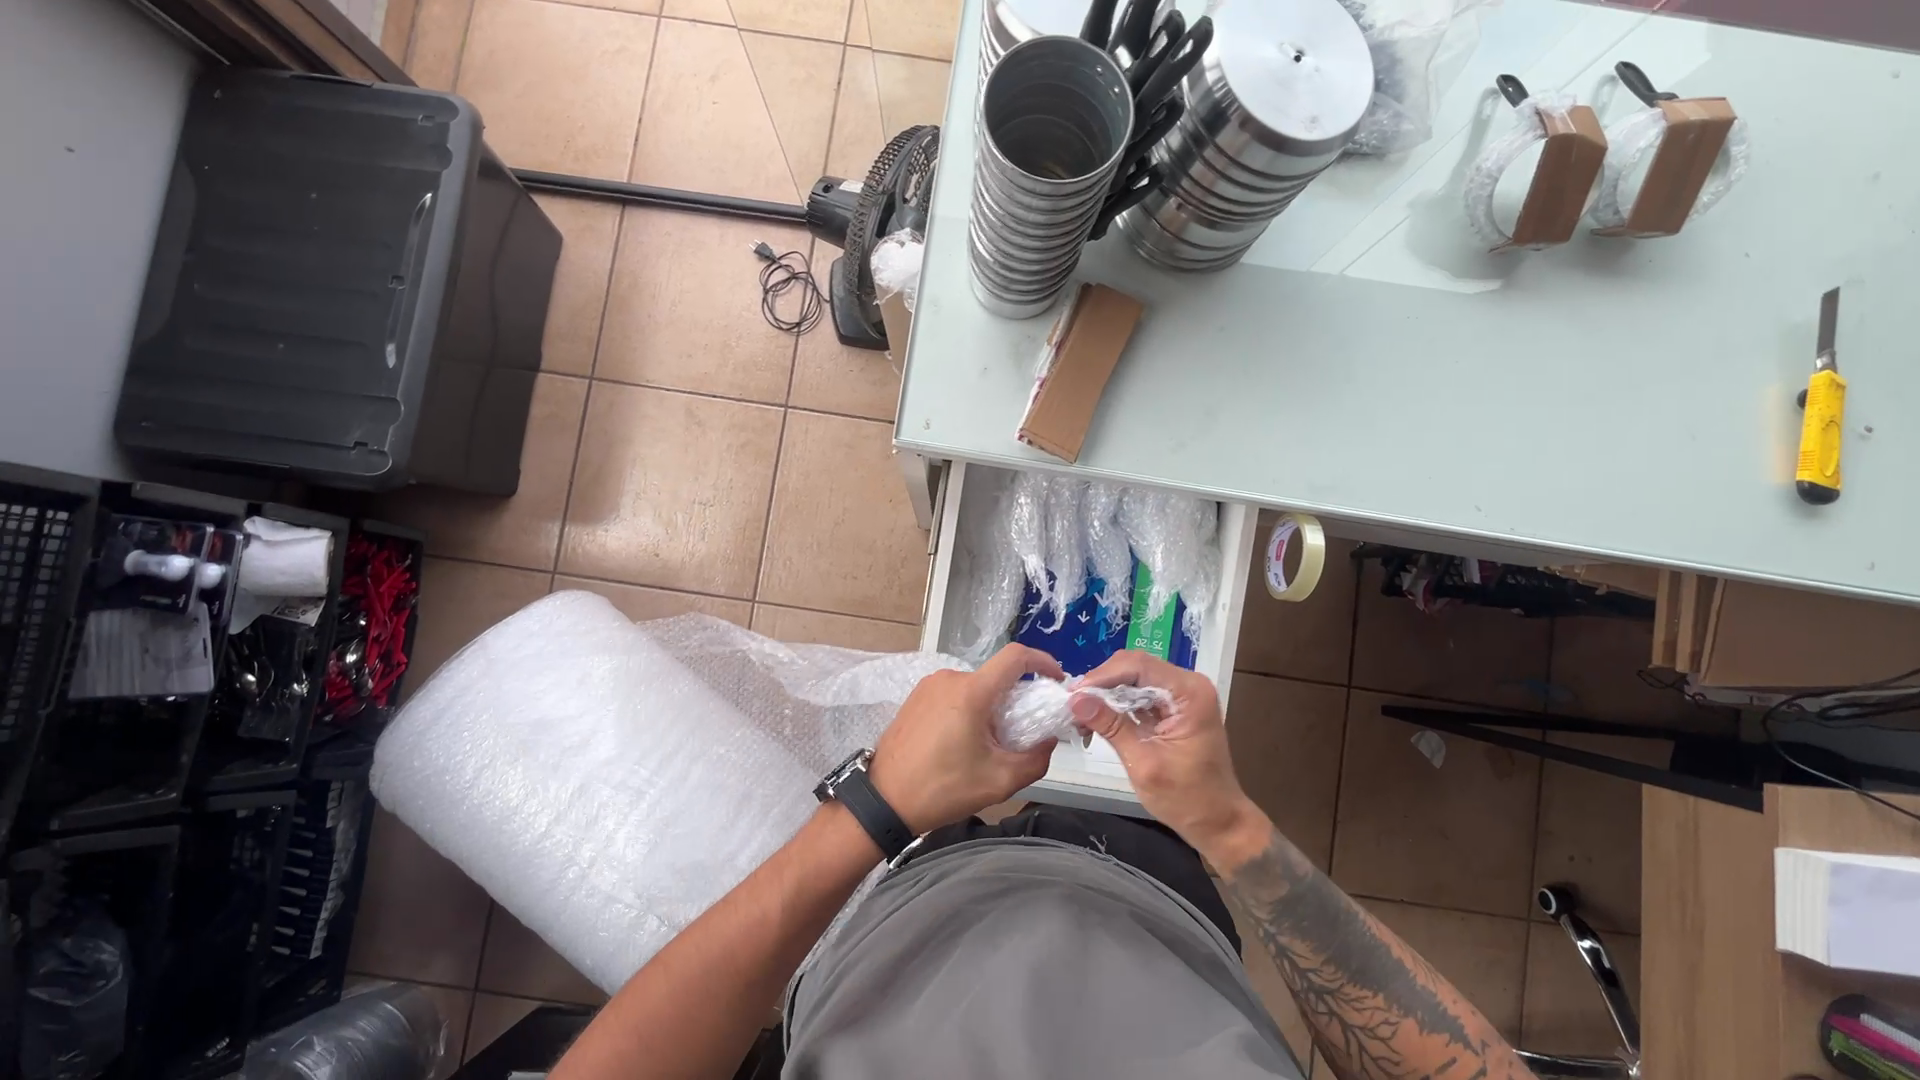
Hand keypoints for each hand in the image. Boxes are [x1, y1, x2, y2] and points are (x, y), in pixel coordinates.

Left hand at [869, 644, 1065, 833]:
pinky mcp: (916, 698)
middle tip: (1022, 733)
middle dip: (1015, 700)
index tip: (1055, 680)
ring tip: (989, 745)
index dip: (1043, 661)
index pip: (1015, 656)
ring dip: (990, 709)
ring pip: (974, 688)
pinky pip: (953, 695)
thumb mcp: (999, 781)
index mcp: (971, 691)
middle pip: (995, 678)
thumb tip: (1048, 741)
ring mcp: (929, 686)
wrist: (884, 801)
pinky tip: (964, 742)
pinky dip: (968, 711)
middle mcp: (949, 679)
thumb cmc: (941, 789)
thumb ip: (1036, 759)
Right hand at [1070, 651, 1269, 867]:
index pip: (1138, 666)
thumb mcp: (1143, 763)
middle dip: (1102, 683)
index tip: (1073, 694)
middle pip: (1135, 667)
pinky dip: (1118, 704)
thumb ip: (1111, 727)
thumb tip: (1075, 699)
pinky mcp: (1174, 708)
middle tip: (1073, 704)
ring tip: (1080, 713)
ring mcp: (1182, 695)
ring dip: (1107, 693)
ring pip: (1134, 678)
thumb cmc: (1187, 798)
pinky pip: (1140, 695)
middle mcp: (1188, 685)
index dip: (1102, 676)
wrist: (1219, 821)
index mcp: (1189, 693)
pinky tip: (1098, 719)